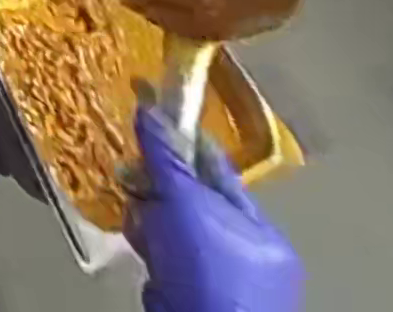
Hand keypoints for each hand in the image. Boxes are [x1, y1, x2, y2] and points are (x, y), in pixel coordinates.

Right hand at [128, 106, 302, 311]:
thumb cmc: (208, 267)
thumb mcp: (184, 202)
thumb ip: (166, 157)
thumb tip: (150, 109)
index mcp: (257, 225)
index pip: (215, 167)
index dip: (182, 140)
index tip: (149, 116)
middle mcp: (242, 244)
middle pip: (184, 192)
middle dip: (155, 186)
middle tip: (135, 183)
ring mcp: (217, 268)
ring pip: (167, 218)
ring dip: (147, 216)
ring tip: (146, 230)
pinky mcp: (188, 283)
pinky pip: (160, 244)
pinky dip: (147, 241)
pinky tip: (146, 249)